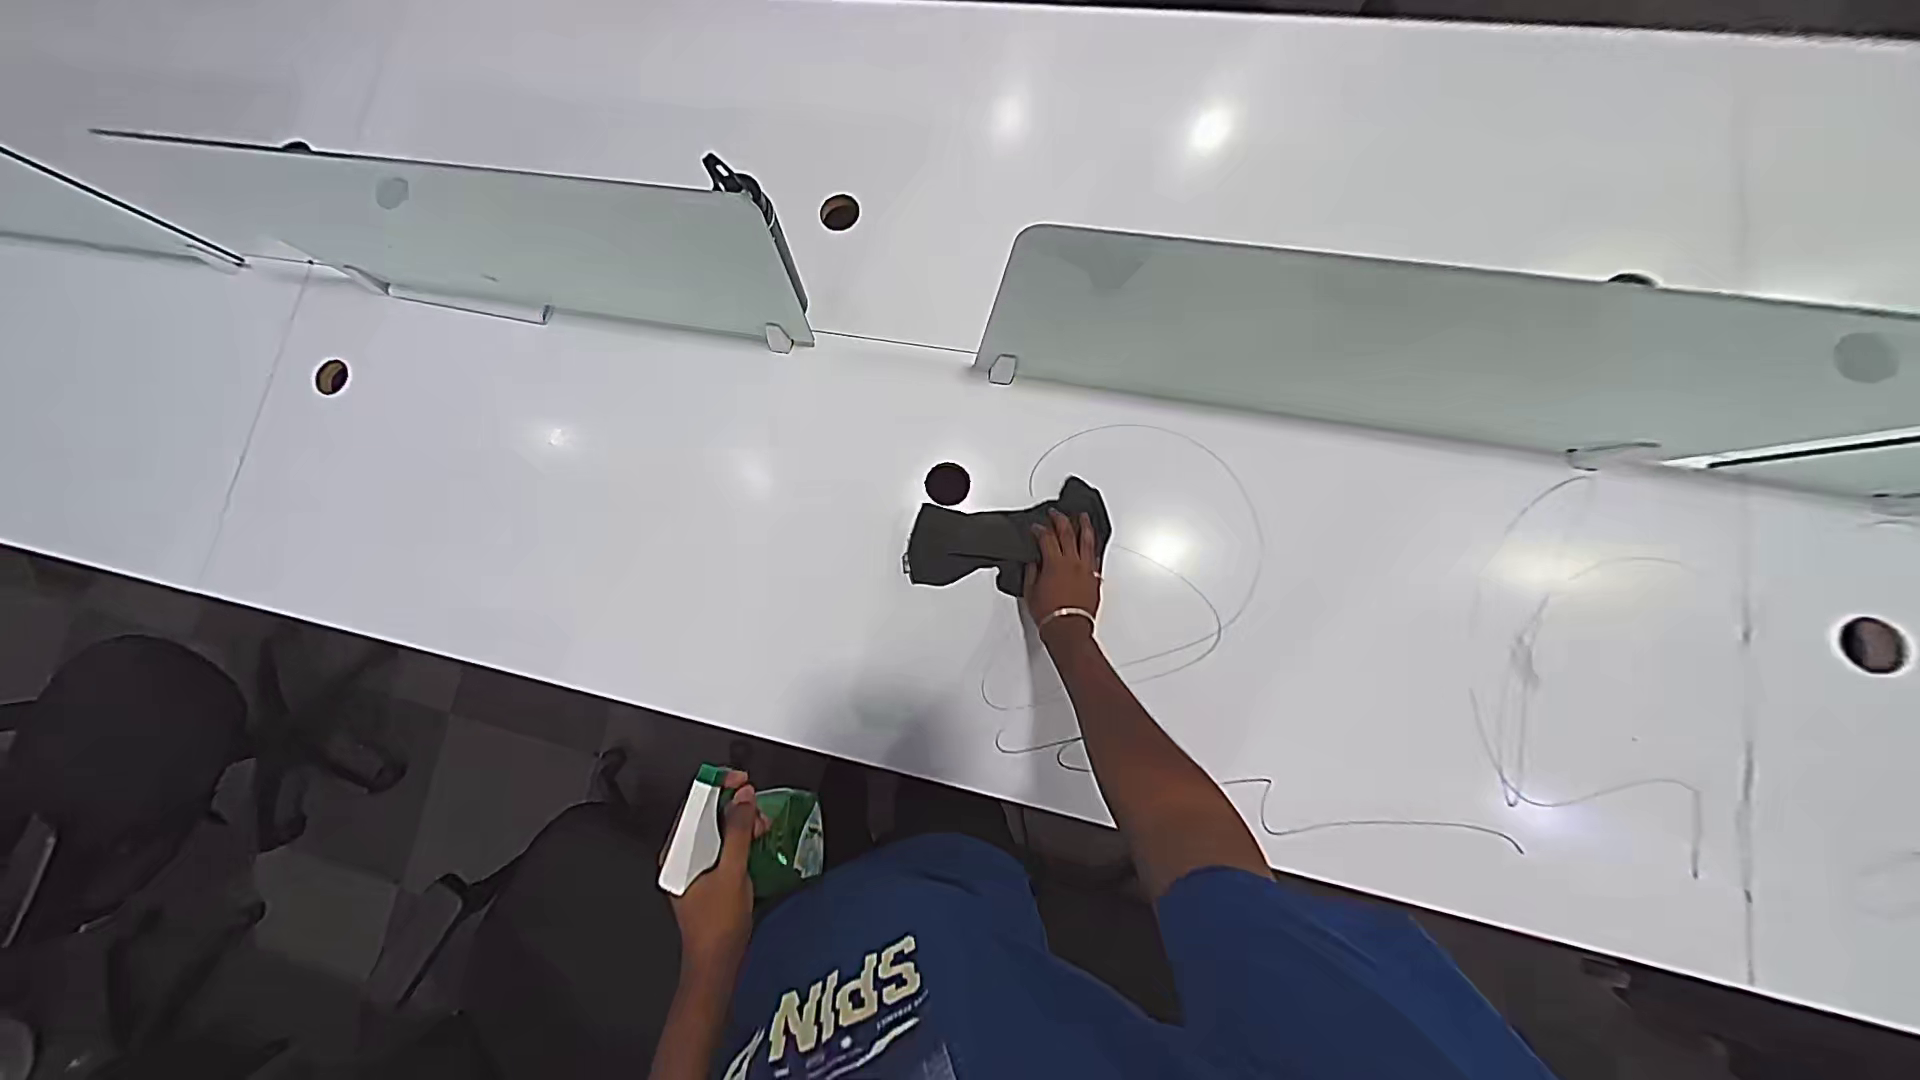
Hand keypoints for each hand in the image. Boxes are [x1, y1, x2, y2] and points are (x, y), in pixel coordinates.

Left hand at [665, 770, 768, 969]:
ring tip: (761, 827)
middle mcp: (681, 856)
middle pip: (707, 814)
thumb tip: (744, 797)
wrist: (717, 963)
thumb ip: (739, 830)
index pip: (694, 806)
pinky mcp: (707, 873)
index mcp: (677, 854)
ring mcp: (694, 865)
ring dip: (742, 821)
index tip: (741, 779)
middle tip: (757, 808)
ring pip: (718, 827)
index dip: (718, 786)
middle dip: (736, 805)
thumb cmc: (719, 923)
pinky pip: (723, 842)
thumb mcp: (733, 870)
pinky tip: (756, 839)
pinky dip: (741, 835)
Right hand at [1024, 509, 1100, 639]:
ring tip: (1082, 517)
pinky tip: (1092, 542)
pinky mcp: (1094, 577)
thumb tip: (1033, 563)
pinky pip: (1095, 556)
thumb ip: (1032, 572)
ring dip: (1083, 525)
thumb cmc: (1050, 614)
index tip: (1036, 527)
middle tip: (1056, 513)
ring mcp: (1086, 569)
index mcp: (1054, 563)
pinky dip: (1092, 545)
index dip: (1040, 529)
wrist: (1068, 628)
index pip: (1046, 537)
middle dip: (1060, 519)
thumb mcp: (1031, 591)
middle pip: (1067, 532)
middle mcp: (1072, 562)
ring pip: (1087, 539)